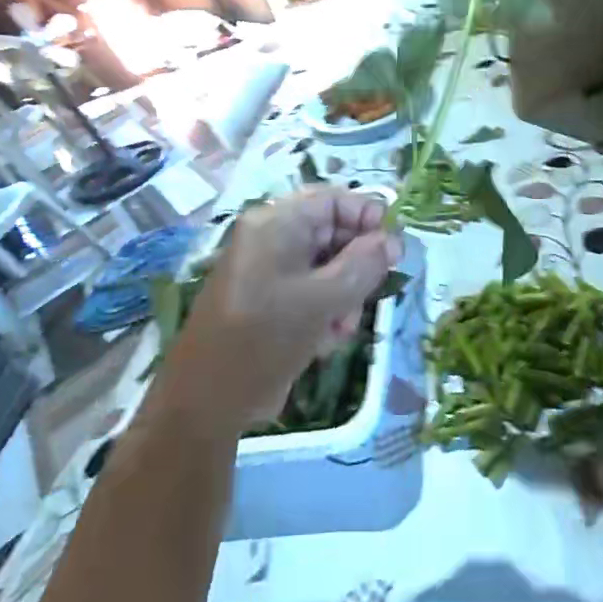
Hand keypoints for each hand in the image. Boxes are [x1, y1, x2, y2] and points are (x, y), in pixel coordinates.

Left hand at [160, 189, 400, 429]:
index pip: (334, 199)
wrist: (208, 401)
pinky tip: (327, 339)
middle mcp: (271, 239)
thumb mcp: (324, 298)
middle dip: (357, 264)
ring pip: (328, 267)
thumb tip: (394, 240)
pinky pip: (313, 292)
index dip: (368, 217)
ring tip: (343, 326)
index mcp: (276, 223)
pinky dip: (327, 311)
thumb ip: (365, 263)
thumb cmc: (265, 337)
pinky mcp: (271, 301)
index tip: (394, 248)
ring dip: (345, 295)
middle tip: (373, 292)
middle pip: (333, 233)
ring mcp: (269, 271)